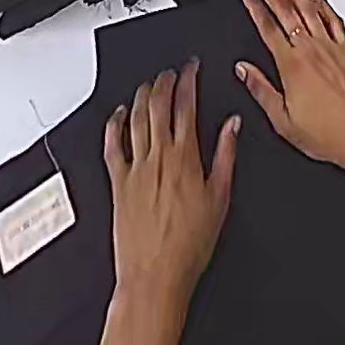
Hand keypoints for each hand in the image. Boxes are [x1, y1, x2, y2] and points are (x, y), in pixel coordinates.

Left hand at [102, 61, 238, 317]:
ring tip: (149, 84)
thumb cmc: (189, 244)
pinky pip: (112, 144)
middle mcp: (159, 156)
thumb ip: (226, 154)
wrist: (156, 276)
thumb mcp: (220, 197)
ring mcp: (136, 167)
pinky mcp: (118, 182)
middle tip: (170, 71)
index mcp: (185, 157)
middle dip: (164, 80)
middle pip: (158, 104)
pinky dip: (114, 124)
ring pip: (136, 117)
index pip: (186, 105)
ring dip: (142, 95)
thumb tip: (232, 125)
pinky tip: (118, 113)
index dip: (188, 79)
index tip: (191, 68)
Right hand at [235, 0, 344, 177]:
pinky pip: (332, 18)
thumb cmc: (325, 132)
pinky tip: (313, 0)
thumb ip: (260, 89)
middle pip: (286, 9)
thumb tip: (243, 69)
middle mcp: (310, 49)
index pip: (268, 26)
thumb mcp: (282, 120)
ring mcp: (329, 45)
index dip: (254, 7)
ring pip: (308, 8)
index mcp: (291, 65)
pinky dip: (320, 4)